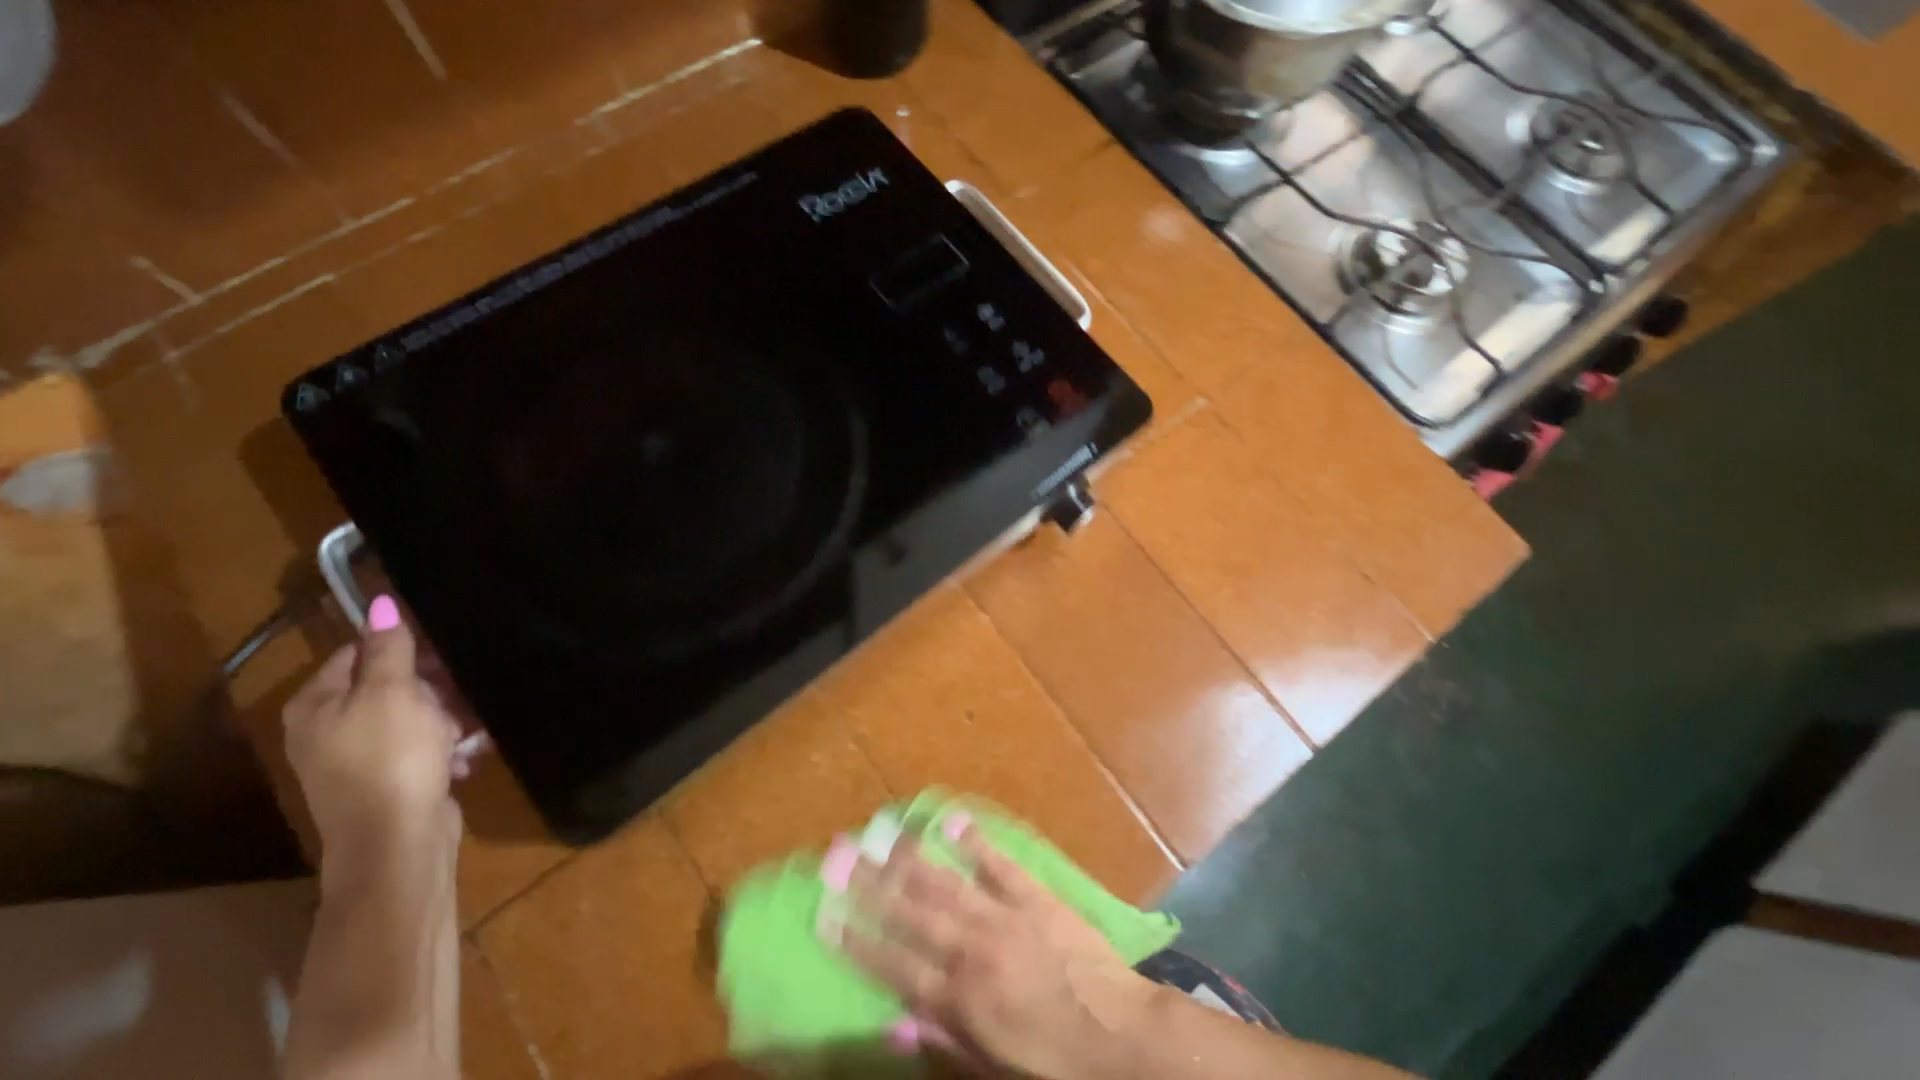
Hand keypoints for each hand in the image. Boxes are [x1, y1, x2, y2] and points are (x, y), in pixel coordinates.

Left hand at [283, 595, 471, 863]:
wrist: (397, 842)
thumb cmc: (389, 758)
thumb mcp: (391, 692)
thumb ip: (389, 648)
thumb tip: (380, 602)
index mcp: (315, 705)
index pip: (356, 654)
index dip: (401, 647)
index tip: (443, 650)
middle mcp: (327, 731)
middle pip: (387, 688)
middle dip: (432, 688)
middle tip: (462, 689)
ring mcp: (357, 763)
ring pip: (411, 720)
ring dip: (445, 720)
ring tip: (469, 728)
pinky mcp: (388, 786)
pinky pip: (420, 753)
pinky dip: (444, 750)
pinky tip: (466, 756)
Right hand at [833, 818, 1157, 1079]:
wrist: (1118, 1035)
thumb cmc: (1052, 1059)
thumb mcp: (992, 1064)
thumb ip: (944, 1038)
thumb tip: (894, 1022)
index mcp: (957, 997)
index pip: (892, 964)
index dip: (854, 939)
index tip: (824, 913)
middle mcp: (971, 950)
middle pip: (909, 913)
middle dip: (869, 885)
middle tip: (837, 856)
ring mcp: (1004, 918)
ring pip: (946, 883)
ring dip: (909, 858)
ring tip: (879, 835)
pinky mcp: (1037, 899)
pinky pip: (1002, 867)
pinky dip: (977, 844)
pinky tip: (953, 822)